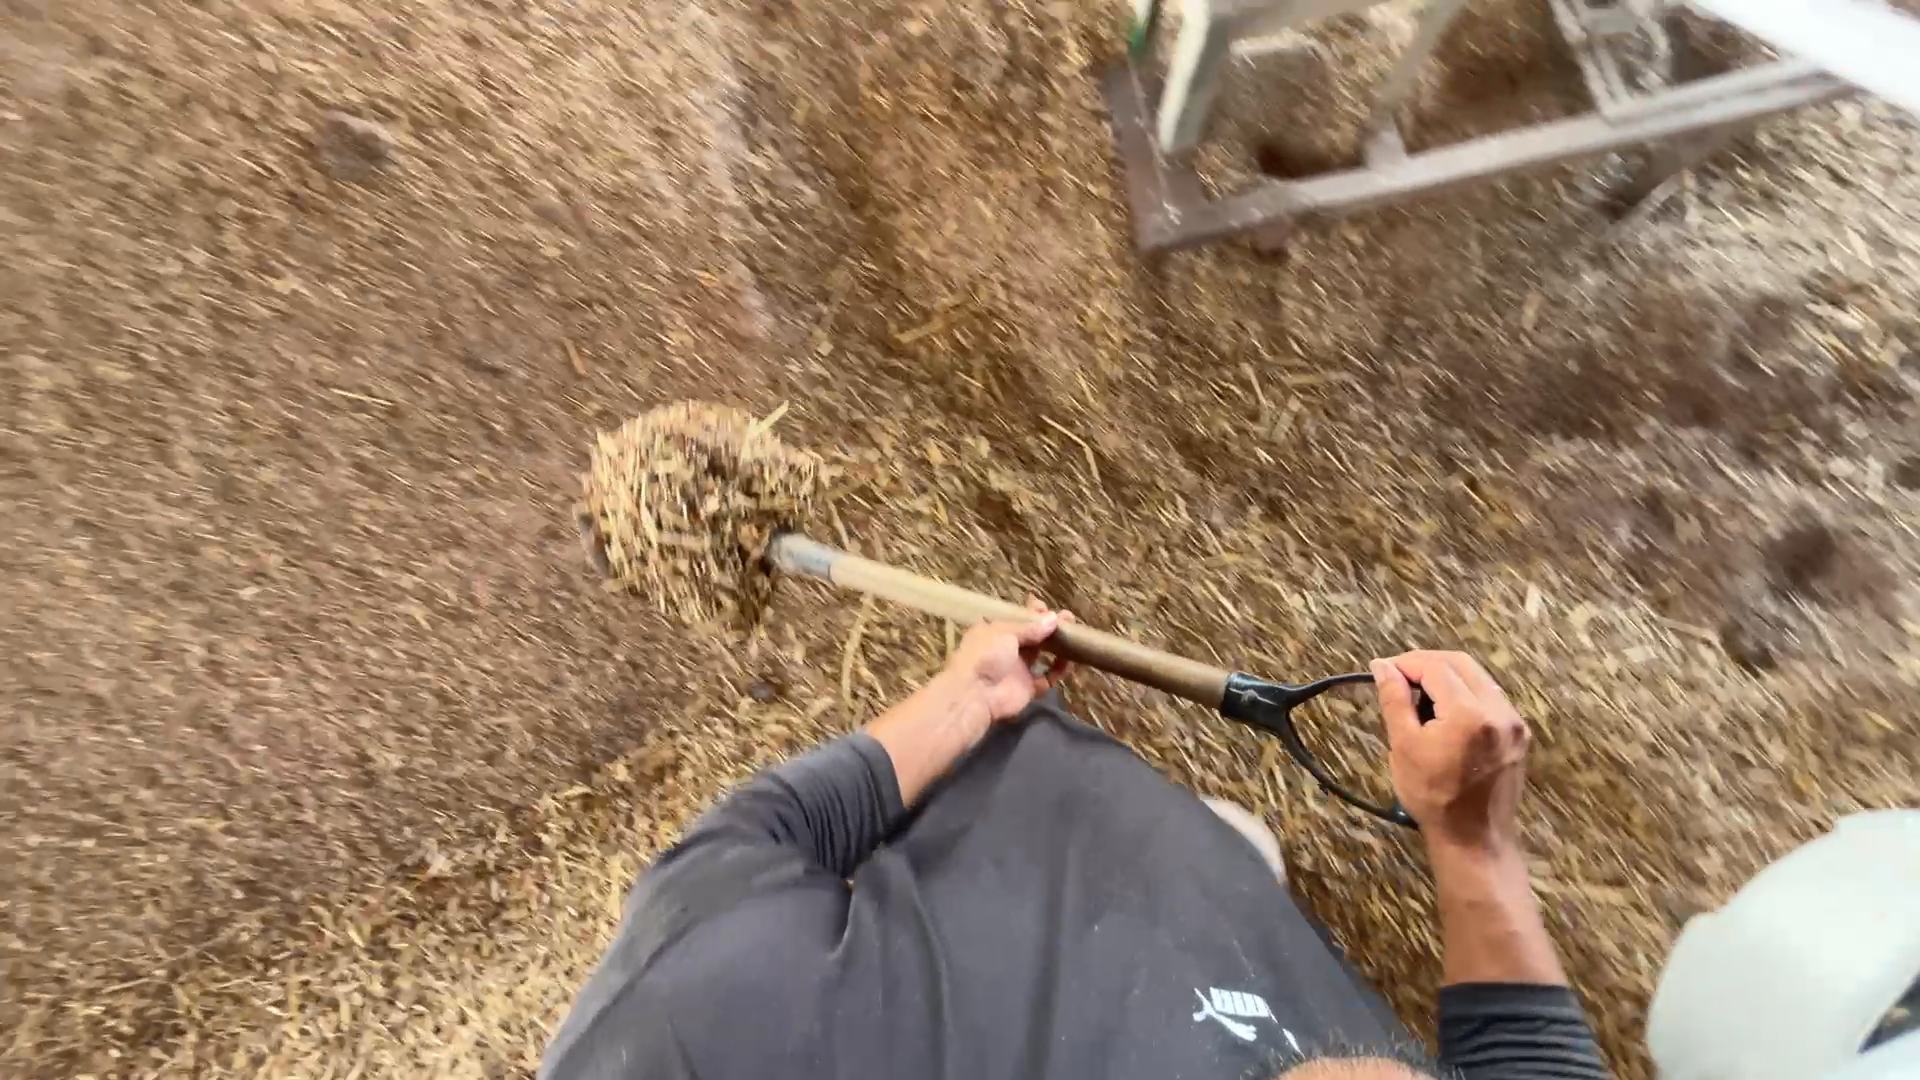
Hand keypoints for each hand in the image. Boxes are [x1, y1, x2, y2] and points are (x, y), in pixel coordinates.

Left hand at [943, 599, 1075, 723]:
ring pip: (1041, 654)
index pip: (1016, 618)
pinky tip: (1070, 660)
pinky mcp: (1027, 688)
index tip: (1045, 607)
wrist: (976, 694)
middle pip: (1031, 635)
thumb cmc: (986, 654)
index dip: (1031, 612)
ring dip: (1057, 645)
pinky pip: (1047, 677)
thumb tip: (1054, 618)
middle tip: (1067, 618)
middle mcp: (1006, 648)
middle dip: (1049, 626)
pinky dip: (1058, 670)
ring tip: (1075, 634)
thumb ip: (1030, 627)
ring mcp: (1017, 669)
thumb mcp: (1005, 632)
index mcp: (994, 631)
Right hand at [1369, 651, 1529, 852]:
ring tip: (1417, 694)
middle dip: (1426, 663)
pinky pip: (1488, 696)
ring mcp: (1514, 724)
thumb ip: (1394, 699)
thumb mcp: (1403, 744)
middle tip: (1398, 677)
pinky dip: (1462, 692)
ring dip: (1445, 675)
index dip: (1406, 663)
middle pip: (1461, 664)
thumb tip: (1382, 666)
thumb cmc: (1432, 794)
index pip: (1436, 667)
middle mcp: (1500, 712)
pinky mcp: (1518, 735)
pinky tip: (1442, 710)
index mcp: (1470, 714)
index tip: (1383, 671)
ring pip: (1477, 677)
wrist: (1475, 838)